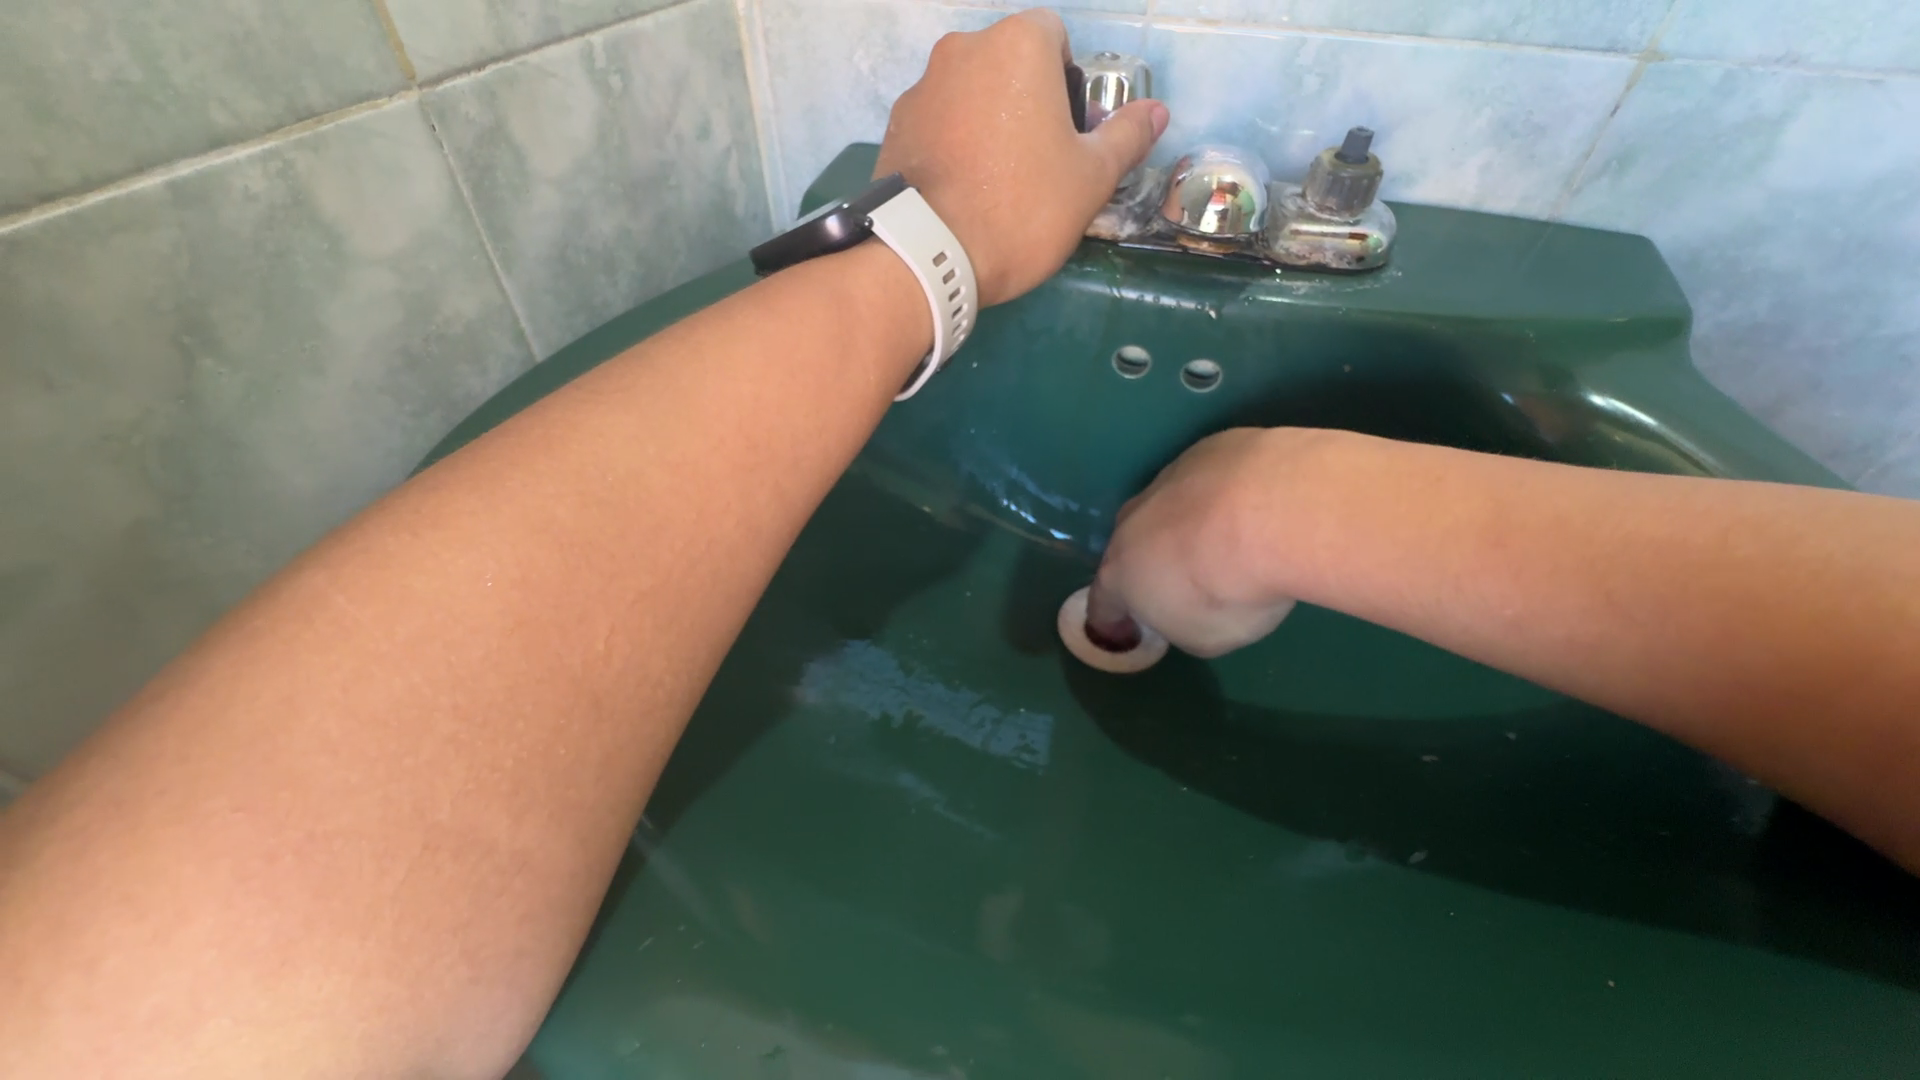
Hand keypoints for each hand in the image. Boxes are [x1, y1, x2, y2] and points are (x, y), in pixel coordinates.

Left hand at [874, 10, 1168, 305]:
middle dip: (1026, 104)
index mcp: (1018, 45)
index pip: (1055, 38)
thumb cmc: (1022, 209)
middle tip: (1036, 165)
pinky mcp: (894, 128)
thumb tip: (1156, 112)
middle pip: (1008, 66)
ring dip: (987, 125)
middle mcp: (963, 49)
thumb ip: (1125, 137)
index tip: (1067, 135)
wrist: (930, 256)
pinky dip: (952, 146)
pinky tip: (960, 193)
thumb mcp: (1090, 179)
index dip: (1068, 84)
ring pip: (969, 96)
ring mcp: (921, 87)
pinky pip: (937, 125)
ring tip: (994, 187)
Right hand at [1096, 428, 1315, 656]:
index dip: (1112, 620)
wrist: (1273, 512)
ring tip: (1233, 542)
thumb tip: (1184, 609)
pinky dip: (1226, 495)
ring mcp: (1169, 479)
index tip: (1125, 631)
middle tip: (1188, 581)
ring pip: (1171, 507)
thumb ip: (1182, 625)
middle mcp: (1133, 521)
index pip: (1103, 603)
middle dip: (1152, 562)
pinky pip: (1211, 480)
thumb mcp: (1205, 637)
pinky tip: (1258, 508)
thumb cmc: (1229, 590)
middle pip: (1133, 545)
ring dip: (1191, 525)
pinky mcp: (1210, 449)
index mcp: (1121, 573)